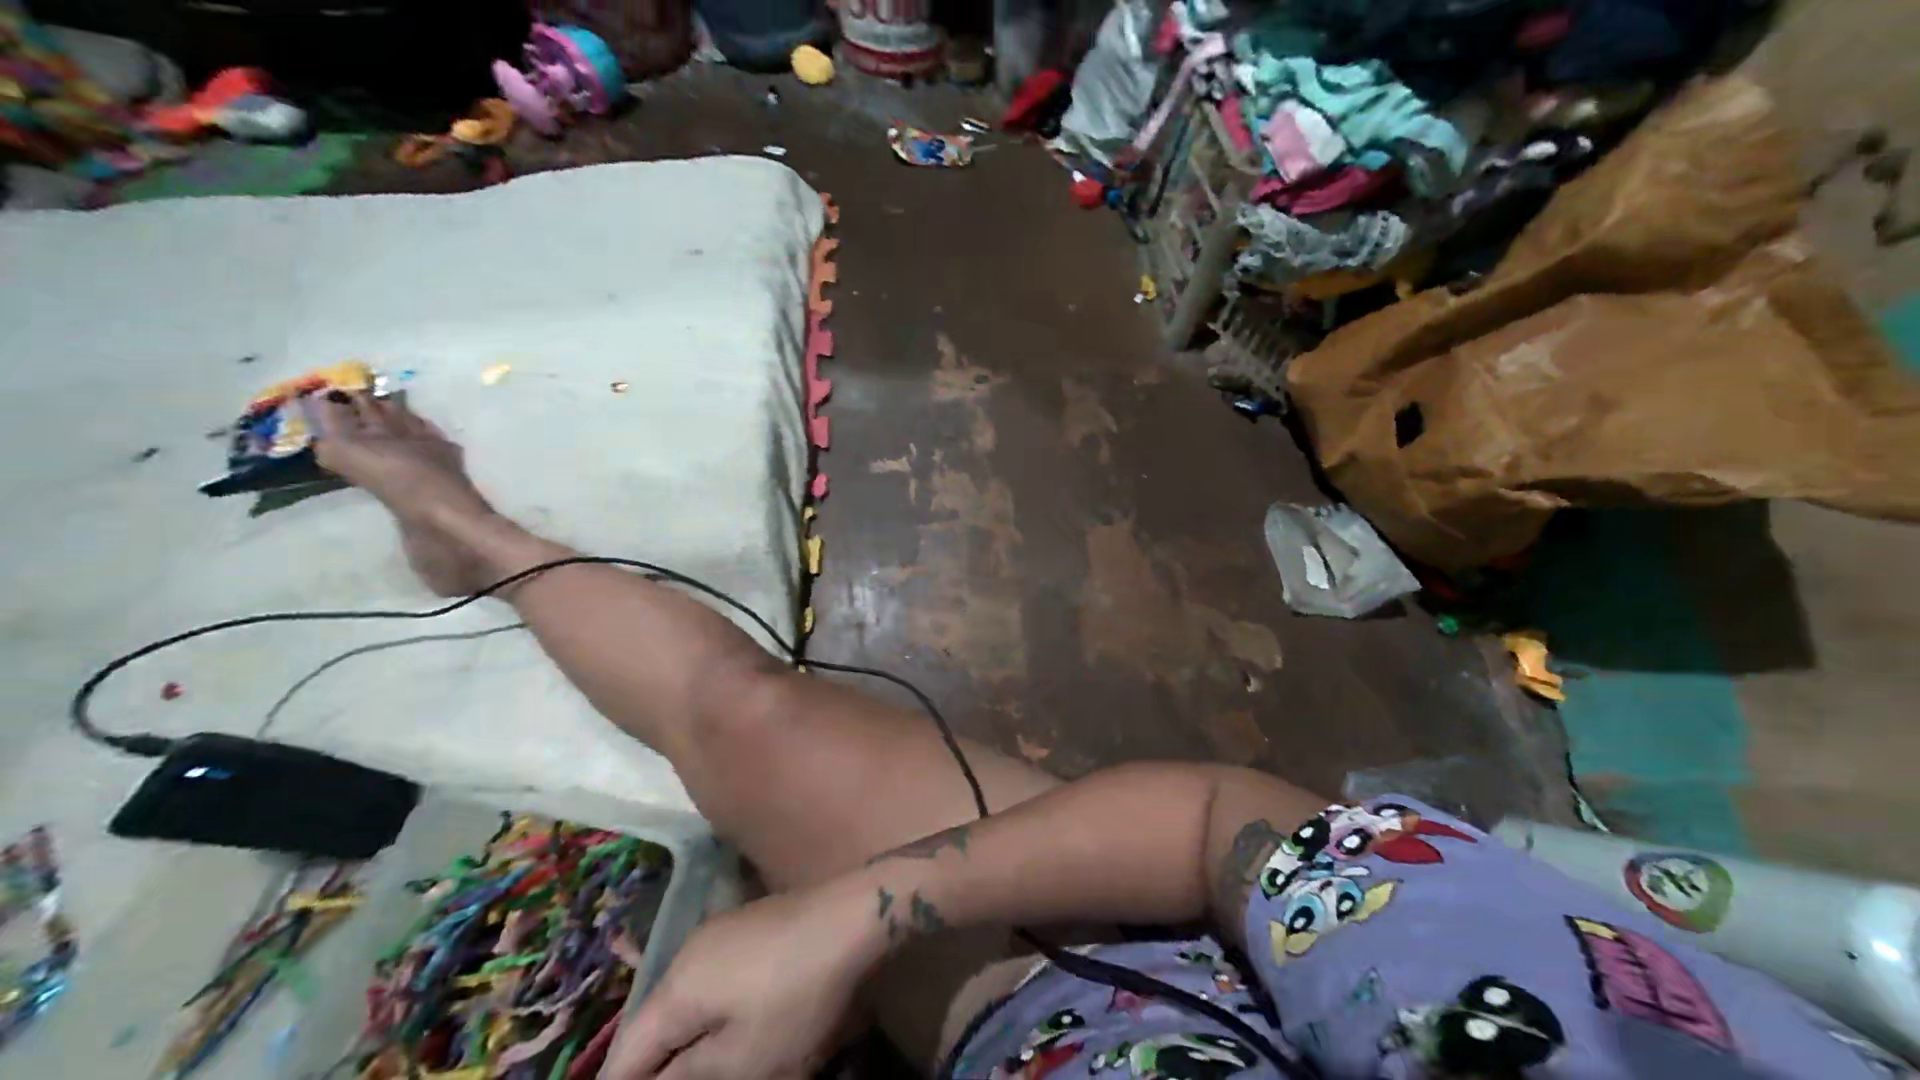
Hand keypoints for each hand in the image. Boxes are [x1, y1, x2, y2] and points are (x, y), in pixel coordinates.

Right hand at [601, 876, 886, 1079]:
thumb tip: (657, 1078)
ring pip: (688, 1002)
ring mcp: (722, 933)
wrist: (853, 916)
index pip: (625, 1056)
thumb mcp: (742, 1058)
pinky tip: (744, 1030)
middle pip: (655, 1026)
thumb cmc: (798, 995)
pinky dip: (719, 1011)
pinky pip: (716, 979)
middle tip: (695, 1077)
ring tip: (722, 1064)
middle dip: (665, 1066)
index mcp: (674, 988)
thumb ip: (685, 1078)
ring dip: (695, 1040)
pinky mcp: (752, 926)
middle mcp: (688, 952)